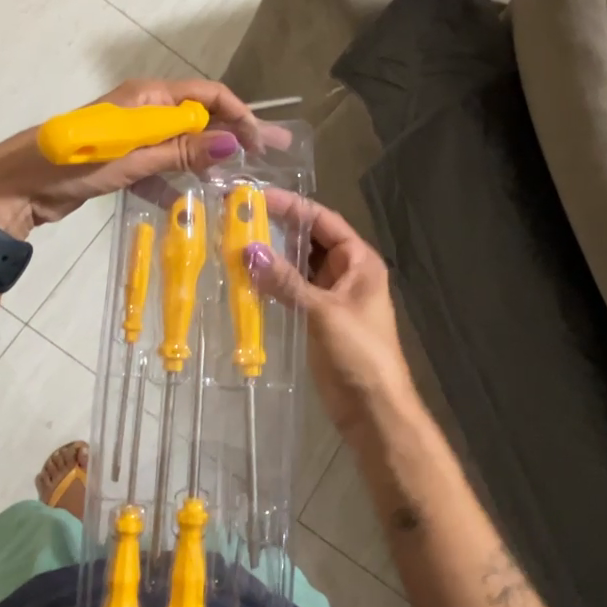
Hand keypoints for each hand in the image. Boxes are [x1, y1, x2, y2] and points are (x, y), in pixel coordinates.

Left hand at [0, 79, 287, 239]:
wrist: (18, 186)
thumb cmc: (76, 162)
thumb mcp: (134, 155)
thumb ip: (182, 150)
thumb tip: (234, 143)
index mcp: (149, 97)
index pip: (208, 94)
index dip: (239, 114)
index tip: (262, 143)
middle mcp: (145, 109)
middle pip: (200, 116)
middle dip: (234, 133)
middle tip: (272, 153)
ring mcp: (133, 135)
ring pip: (183, 143)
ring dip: (208, 159)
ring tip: (241, 181)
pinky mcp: (122, 160)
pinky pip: (161, 166)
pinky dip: (177, 179)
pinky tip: (193, 201)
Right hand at [245, 191, 412, 433]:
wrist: (373, 409)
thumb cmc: (359, 354)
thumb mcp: (322, 312)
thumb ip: (285, 281)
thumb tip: (248, 249)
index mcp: (359, 262)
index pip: (323, 221)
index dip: (292, 206)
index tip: (255, 197)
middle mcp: (346, 273)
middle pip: (310, 240)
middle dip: (277, 229)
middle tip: (236, 218)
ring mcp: (331, 297)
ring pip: (298, 267)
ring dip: (271, 257)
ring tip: (232, 243)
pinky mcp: (317, 320)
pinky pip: (292, 291)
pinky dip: (271, 283)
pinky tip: (244, 279)